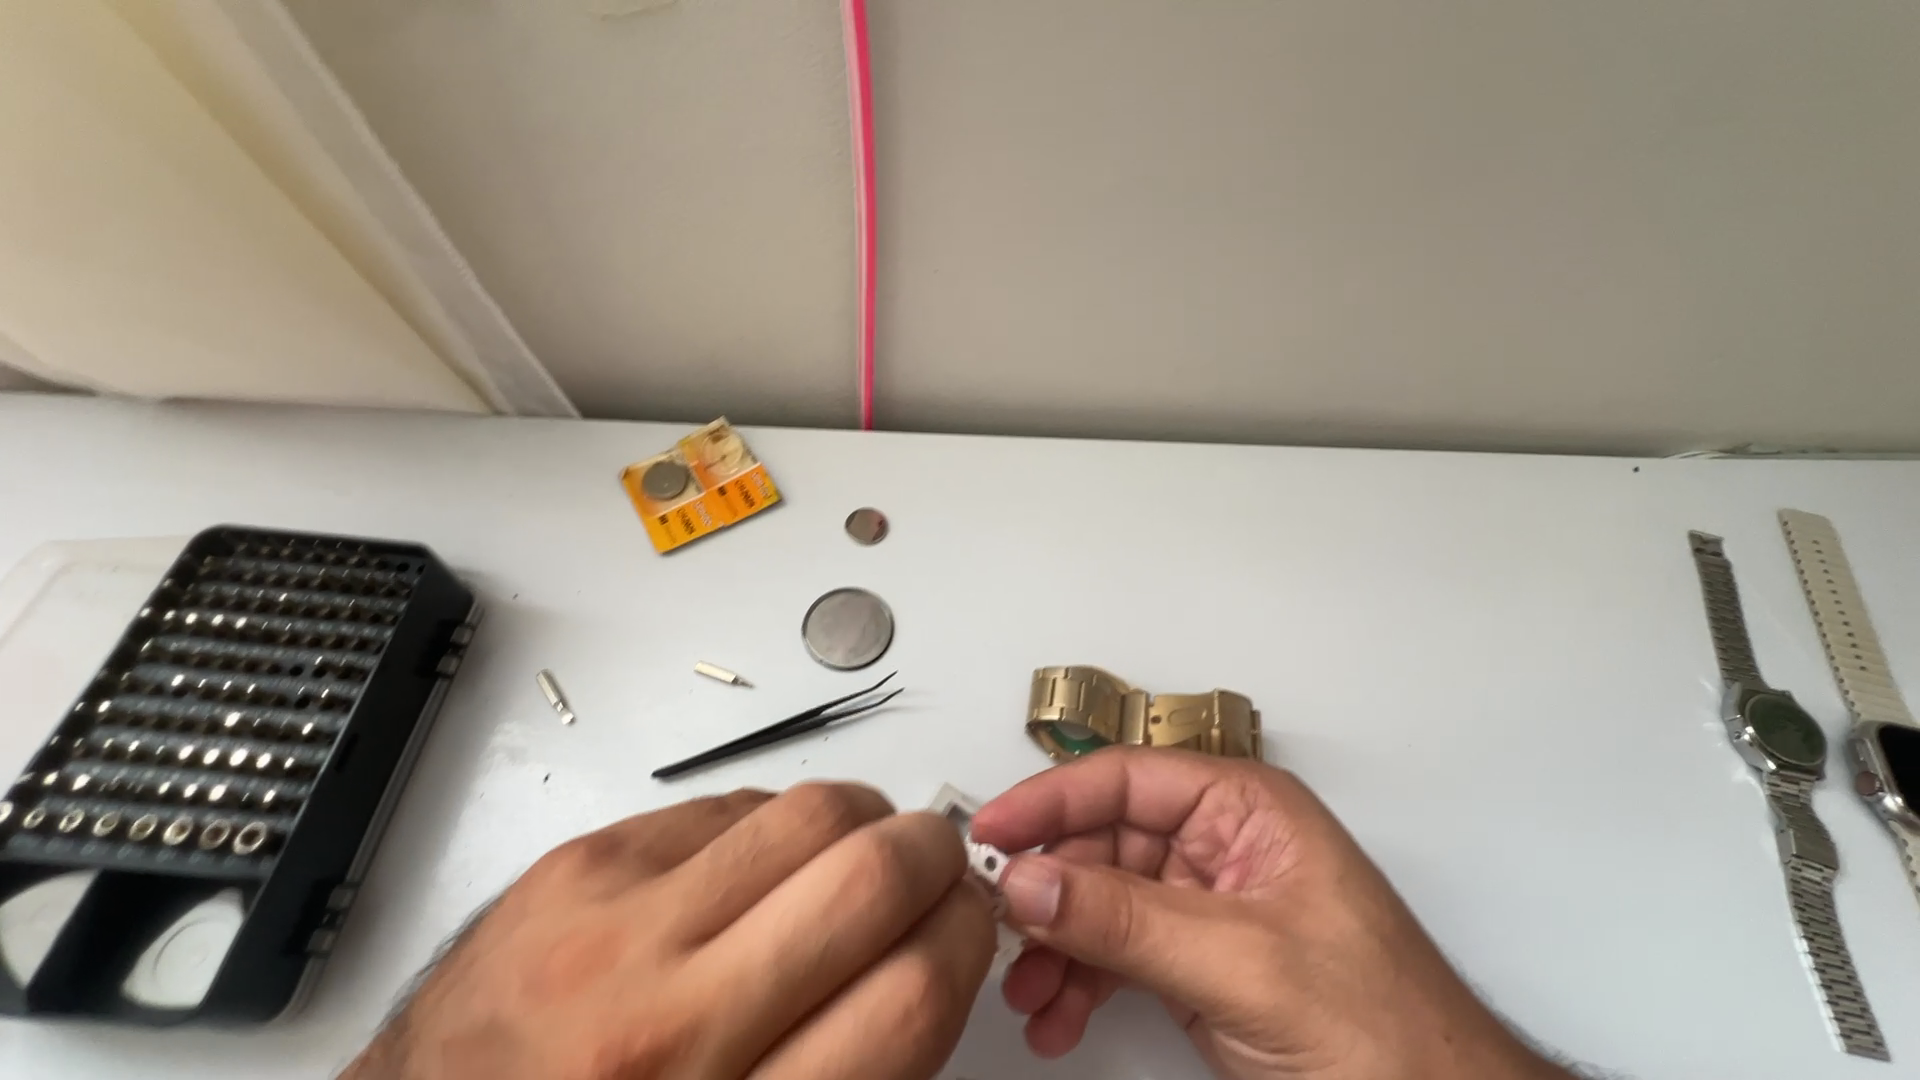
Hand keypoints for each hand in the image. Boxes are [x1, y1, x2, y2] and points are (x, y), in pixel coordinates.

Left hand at [342, 784, 995, 1079]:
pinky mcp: (579, 863)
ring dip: (866, 819)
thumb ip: (862, 1067)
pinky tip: (766, 864)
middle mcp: (664, 1028)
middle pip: (868, 879)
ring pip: (807, 813)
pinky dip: (778, 826)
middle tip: (938, 867)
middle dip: (934, 856)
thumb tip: (936, 953)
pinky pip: (731, 804)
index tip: (970, 922)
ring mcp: (612, 928)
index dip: (965, 943)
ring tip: (864, 848)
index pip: (907, 997)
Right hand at [969, 749, 1570, 1079]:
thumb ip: (1125, 920)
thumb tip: (1025, 883)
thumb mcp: (1240, 964)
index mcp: (1240, 808)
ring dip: (1055, 945)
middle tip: (997, 928)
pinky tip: (1056, 1016)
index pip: (1123, 781)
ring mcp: (1200, 905)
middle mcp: (1214, 843)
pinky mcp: (1192, 961)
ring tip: (1027, 993)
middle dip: (1048, 891)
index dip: (1050, 801)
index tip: (990, 835)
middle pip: (1100, 842)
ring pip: (1098, 901)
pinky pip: (1114, 951)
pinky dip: (1078, 981)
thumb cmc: (1379, 1032)